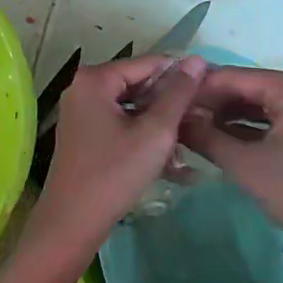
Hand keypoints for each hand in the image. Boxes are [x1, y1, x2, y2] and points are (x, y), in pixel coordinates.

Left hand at [32, 54, 208, 252]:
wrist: (72, 223)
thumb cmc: (115, 173)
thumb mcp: (155, 132)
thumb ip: (178, 93)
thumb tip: (198, 60)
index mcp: (95, 79)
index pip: (149, 64)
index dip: (182, 75)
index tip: (210, 91)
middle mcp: (83, 88)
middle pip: (138, 84)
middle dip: (170, 102)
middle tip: (201, 120)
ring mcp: (81, 111)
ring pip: (132, 106)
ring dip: (160, 122)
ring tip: (189, 140)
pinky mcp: (84, 134)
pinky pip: (121, 123)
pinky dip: (143, 135)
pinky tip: (170, 157)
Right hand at [180, 67, 282, 253]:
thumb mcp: (245, 165)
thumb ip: (206, 137)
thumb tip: (175, 120)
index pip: (233, 76)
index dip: (197, 88)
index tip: (166, 100)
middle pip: (245, 87)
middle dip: (210, 102)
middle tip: (175, 116)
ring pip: (256, 104)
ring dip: (225, 116)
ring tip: (189, 127)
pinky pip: (270, 119)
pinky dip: (245, 128)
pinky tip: (217, 138)